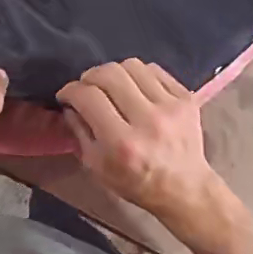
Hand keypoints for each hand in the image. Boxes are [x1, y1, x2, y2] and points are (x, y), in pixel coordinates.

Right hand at [57, 60, 225, 223]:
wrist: (184, 187)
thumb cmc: (135, 182)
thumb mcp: (96, 167)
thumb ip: (79, 132)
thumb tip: (70, 104)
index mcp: (121, 142)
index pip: (88, 97)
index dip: (70, 90)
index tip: (66, 95)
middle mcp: (147, 120)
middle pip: (109, 74)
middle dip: (89, 76)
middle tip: (87, 88)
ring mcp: (170, 106)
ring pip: (132, 66)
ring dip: (114, 72)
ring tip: (111, 86)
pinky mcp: (186, 98)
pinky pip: (154, 69)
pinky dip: (138, 74)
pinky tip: (134, 88)